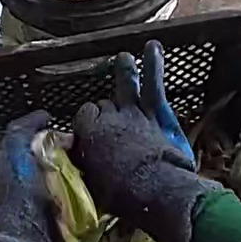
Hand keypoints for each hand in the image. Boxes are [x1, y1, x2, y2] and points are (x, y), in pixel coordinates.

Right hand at [73, 42, 220, 241]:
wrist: (158, 190)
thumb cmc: (123, 194)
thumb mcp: (94, 183)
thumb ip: (87, 165)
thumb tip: (82, 162)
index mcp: (89, 133)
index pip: (84, 116)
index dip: (87, 122)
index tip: (89, 131)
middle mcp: (109, 117)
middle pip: (103, 105)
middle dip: (105, 109)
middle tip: (109, 119)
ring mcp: (134, 111)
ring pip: (125, 86)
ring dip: (124, 72)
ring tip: (123, 59)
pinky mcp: (157, 112)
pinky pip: (153, 84)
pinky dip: (153, 64)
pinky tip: (152, 46)